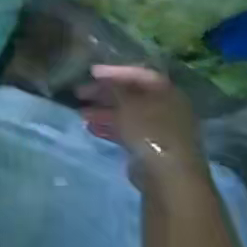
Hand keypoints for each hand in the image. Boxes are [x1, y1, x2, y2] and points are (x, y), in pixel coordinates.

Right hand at [76, 65, 207, 180]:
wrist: (167, 174)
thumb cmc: (149, 132)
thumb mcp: (127, 105)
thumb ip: (114, 88)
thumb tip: (102, 78)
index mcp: (166, 92)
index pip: (139, 74)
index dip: (114, 71)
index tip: (90, 73)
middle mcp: (165, 107)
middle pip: (131, 94)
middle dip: (105, 92)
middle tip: (79, 94)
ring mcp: (158, 127)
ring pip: (127, 113)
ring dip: (103, 111)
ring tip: (81, 113)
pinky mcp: (149, 145)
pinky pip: (126, 129)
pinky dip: (109, 126)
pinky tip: (91, 128)